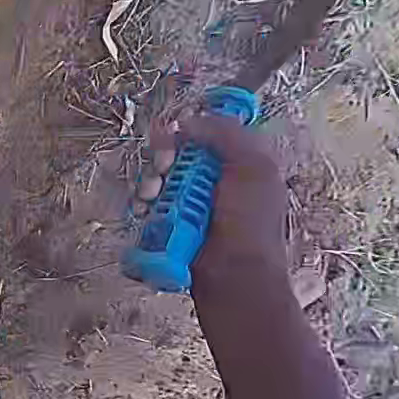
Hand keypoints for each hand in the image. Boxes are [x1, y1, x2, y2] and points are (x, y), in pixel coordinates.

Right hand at [148, 109, 286, 286]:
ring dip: (151, 183)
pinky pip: (148, 204)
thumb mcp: (254, 168)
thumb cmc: (249, 223)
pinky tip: (147, 210)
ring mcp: (188, 203)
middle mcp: (212, 180)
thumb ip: (227, 135)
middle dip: (163, 158)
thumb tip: (187, 122)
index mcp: (238, 163)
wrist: (232, 276)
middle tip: (164, 168)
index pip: (204, 134)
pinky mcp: (168, 223)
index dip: (186, 131)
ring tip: (153, 197)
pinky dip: (144, 205)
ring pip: (157, 178)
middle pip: (174, 154)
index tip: (175, 136)